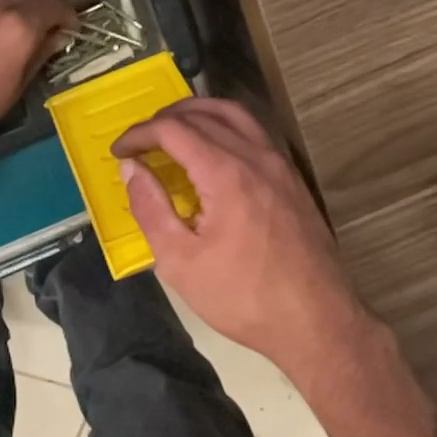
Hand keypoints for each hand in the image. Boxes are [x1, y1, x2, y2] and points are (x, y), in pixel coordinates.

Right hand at [112, 98, 366, 369]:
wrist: (318, 323)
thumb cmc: (244, 297)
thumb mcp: (181, 262)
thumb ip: (151, 209)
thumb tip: (131, 168)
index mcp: (225, 172)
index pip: (173, 129)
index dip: (139, 134)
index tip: (118, 151)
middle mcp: (254, 156)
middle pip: (202, 114)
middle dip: (163, 120)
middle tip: (139, 142)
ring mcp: (279, 164)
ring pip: (233, 114)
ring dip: (197, 113)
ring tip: (172, 131)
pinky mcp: (291, 179)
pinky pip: (253, 132)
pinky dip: (224, 125)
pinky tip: (212, 150)